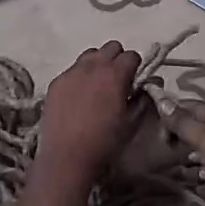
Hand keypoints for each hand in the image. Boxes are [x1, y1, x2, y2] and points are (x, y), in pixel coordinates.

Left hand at [35, 41, 142, 190]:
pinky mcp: (56, 82)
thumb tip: (148, 85)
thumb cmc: (105, 142)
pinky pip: (72, 70)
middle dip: (117, 60)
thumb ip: (143, 99)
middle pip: (111, 47)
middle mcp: (93, 66)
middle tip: (117, 81)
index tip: (134, 81)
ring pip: (90, 55)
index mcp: (115, 74)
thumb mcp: (132, 122)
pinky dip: (79, 77)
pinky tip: (78, 98)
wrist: (67, 158)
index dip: (135, 67)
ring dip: (97, 65)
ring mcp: (72, 72)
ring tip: (96, 86)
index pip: (132, 55)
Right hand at [166, 103, 204, 205]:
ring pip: (196, 156)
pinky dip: (200, 183)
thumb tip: (163, 102)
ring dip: (185, 167)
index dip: (170, 116)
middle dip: (175, 144)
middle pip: (191, 132)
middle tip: (157, 157)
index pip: (187, 106)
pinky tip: (195, 189)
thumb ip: (185, 124)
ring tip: (170, 175)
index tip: (153, 133)